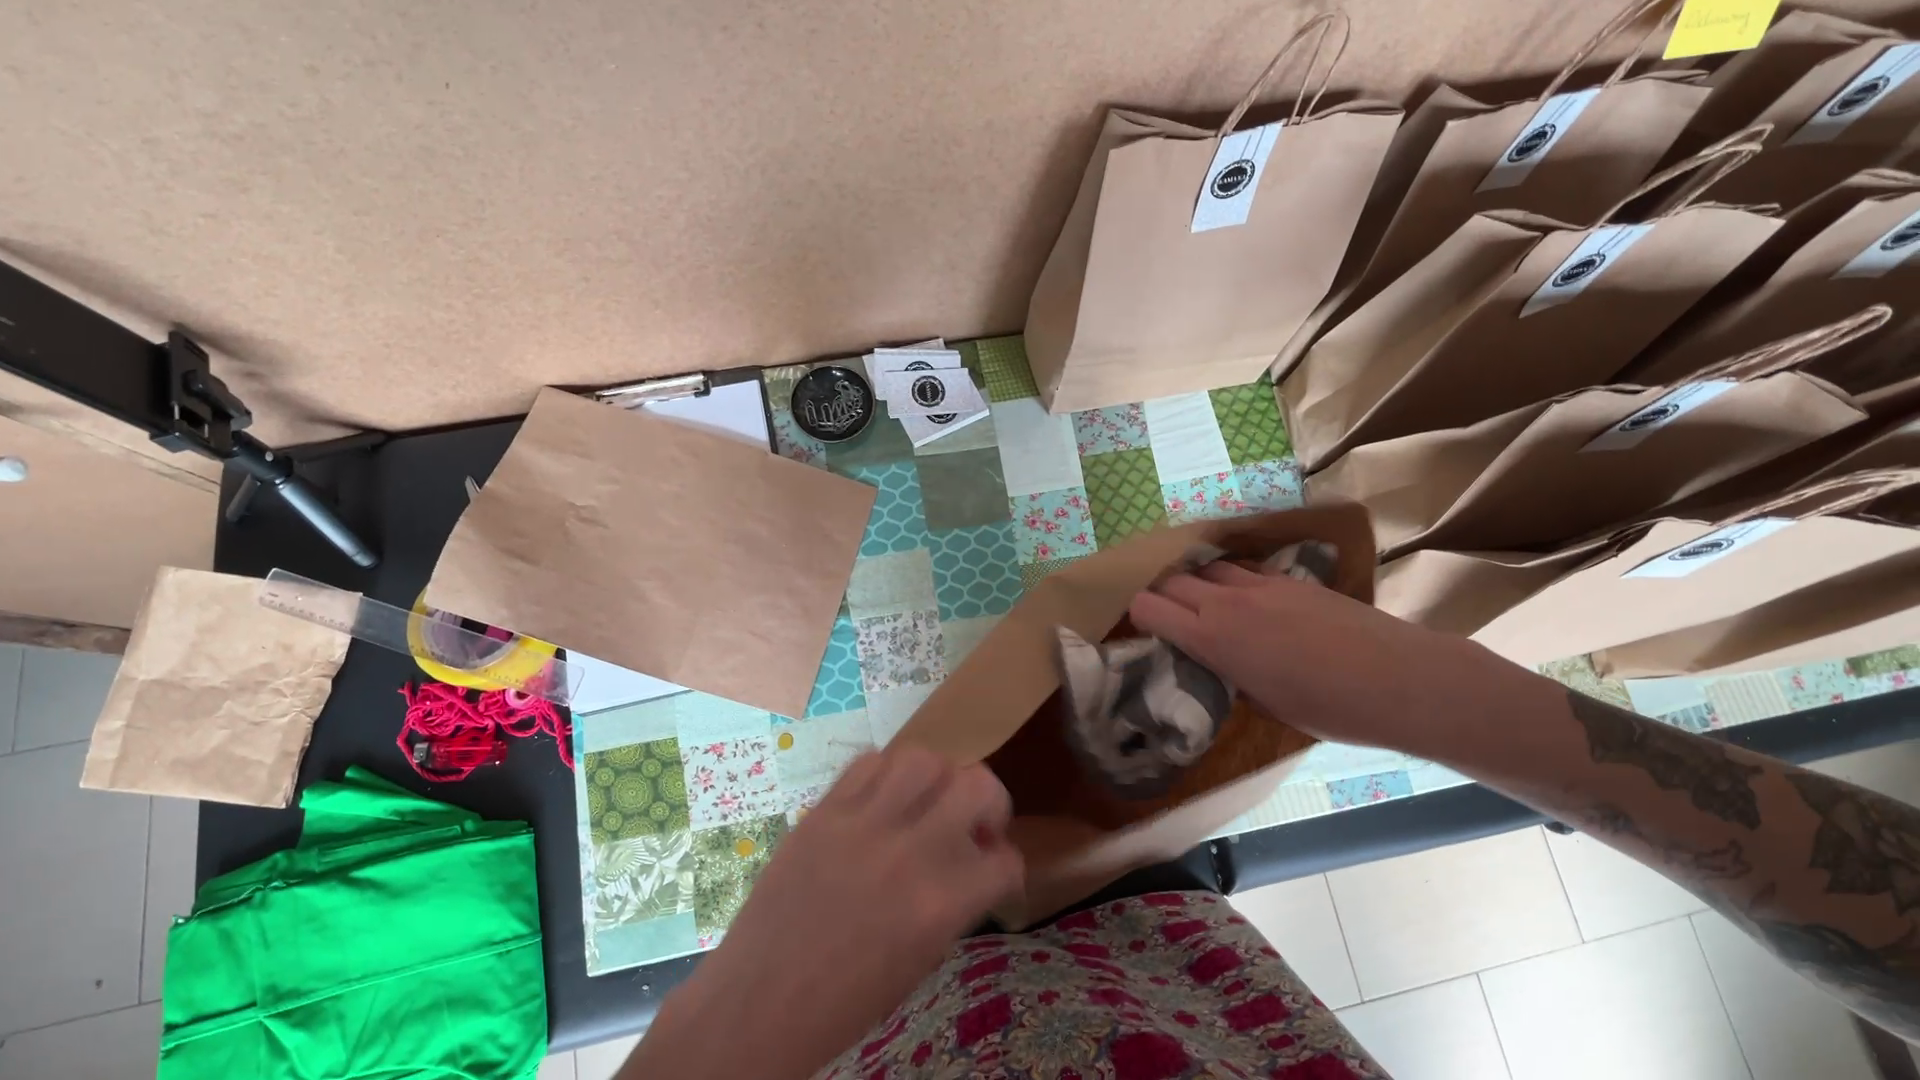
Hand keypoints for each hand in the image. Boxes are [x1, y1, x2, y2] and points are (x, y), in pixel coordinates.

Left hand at [627, 746, 1022, 1079]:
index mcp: (940, 904)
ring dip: (938, 778)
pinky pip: (868, 763)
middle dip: (989, 803)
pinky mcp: (822, 812)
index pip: (1005, 860)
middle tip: (974, 824)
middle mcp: (909, 853)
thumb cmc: (848, 997)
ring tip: (927, 802)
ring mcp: (861, 825)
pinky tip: (883, 799)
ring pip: (922, 759)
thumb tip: (976, 861)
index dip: (1007, 865)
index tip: (994, 867)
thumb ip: (957, 901)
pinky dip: (887, 774)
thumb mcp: (923, 958)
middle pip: (977, 784)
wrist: (762, 1001)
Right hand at [1129, 561, 1524, 757]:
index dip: (1135, 614)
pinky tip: (1244, 599)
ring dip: (1195, 582)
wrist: (1400, 680)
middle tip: (1161, 615)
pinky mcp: (1293, 579)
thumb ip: (1230, 673)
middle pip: (1171, 579)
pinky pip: (1244, 569)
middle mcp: (1228, 601)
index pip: (1148, 606)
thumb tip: (1218, 661)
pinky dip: (1231, 580)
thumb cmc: (1329, 709)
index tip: (1137, 629)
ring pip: (1207, 568)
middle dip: (1158, 593)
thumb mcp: (1265, 704)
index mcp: (1213, 638)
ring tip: (1199, 602)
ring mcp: (1263, 584)